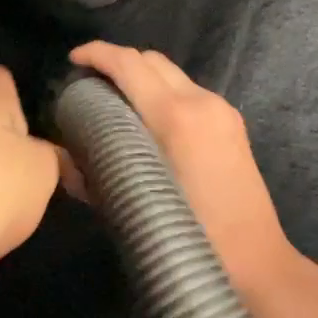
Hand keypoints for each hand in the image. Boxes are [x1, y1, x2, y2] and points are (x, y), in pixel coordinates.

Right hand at [67, 42, 294, 289]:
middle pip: (151, 59)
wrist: (256, 263)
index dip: (97, 53)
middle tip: (90, 81)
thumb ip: (90, 176)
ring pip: (171, 74)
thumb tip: (62, 158)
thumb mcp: (130, 207)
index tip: (73, 59)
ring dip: (141, 78)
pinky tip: (147, 122)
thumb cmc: (189, 239)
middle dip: (117, 62)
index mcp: (175, 115)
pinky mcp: (232, 122)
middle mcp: (201, 100)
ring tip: (115, 101)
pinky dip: (161, 94)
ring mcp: (221, 109)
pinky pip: (187, 92)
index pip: (129, 63)